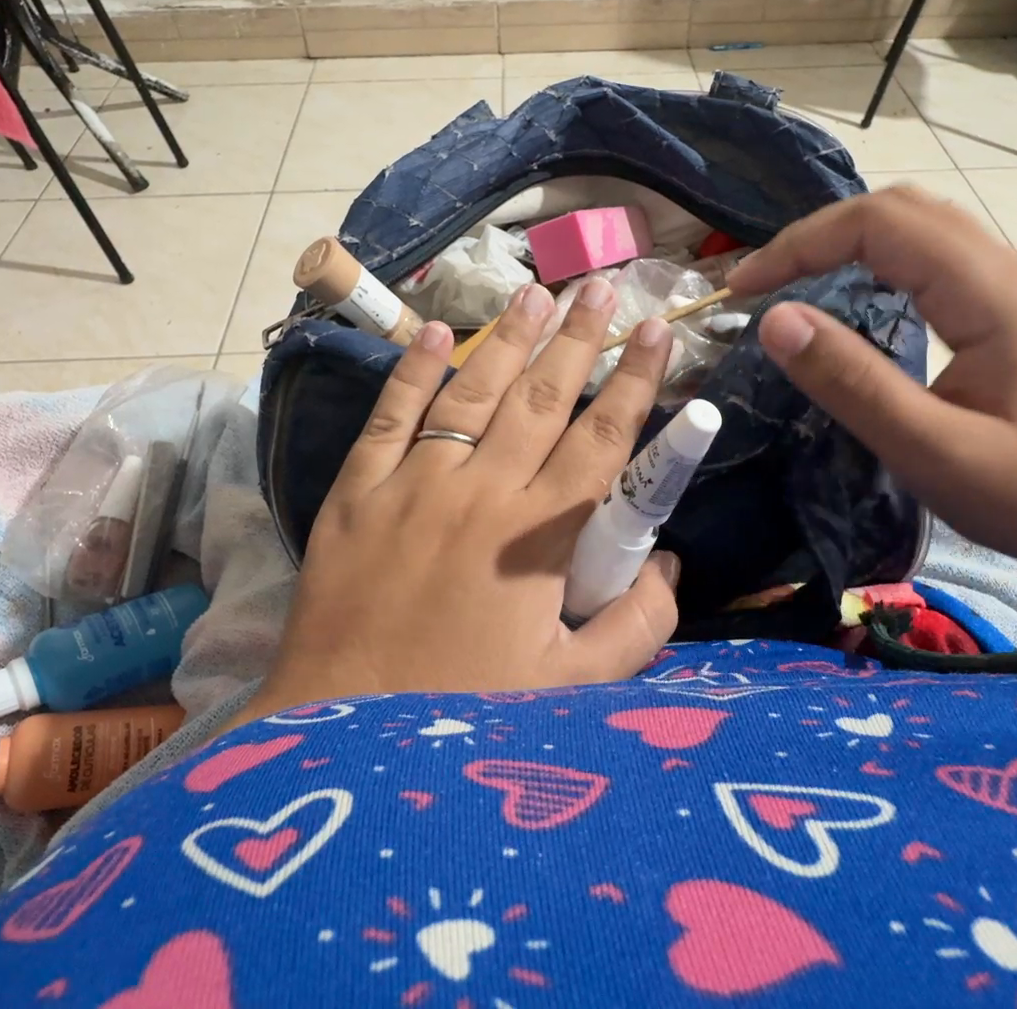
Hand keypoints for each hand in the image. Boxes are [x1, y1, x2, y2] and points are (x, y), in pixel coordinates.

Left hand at [232, 280, 680, 725]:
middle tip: (603, 286)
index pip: (602, 440)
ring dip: (508, 340)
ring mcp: (412, 485)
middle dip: (578, 340)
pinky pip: (389, 418)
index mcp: (536, 535)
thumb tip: (671, 566)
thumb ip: (636, 627)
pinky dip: (412, 371)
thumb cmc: (466, 711)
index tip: (656, 331)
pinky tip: (438, 333)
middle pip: (540, 399)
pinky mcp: (356, 493)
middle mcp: (479, 492)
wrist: (344, 729)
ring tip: (539, 295)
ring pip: (471, 394)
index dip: (633, 382)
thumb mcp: (572, 688)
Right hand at [728, 187, 1016, 629]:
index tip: (744, 292)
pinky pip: (929, 260)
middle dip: (817, 235)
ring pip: (916, 228)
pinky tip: (848, 300)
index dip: (801, 244)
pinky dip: (873, 263)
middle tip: (760, 284)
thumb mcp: (930, 449)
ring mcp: (1009, 291)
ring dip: (845, 242)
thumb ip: (852, 383)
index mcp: (991, 294)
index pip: (882, 223)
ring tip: (790, 283)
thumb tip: (774, 321)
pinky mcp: (1002, 316)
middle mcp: (1004, 273)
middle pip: (899, 209)